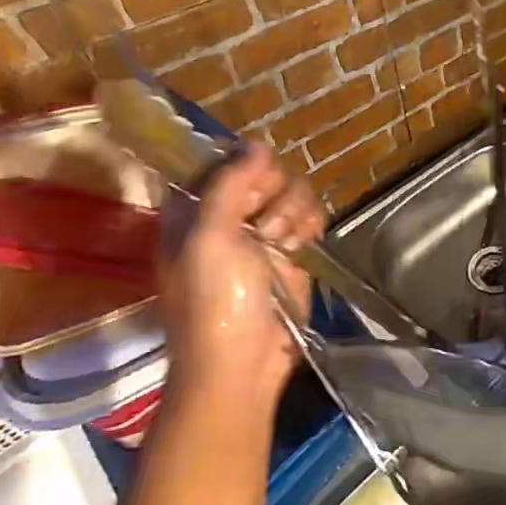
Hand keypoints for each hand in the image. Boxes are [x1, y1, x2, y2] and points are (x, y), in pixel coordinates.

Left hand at [158, 145, 324, 400]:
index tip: (253, 183)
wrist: (244, 361)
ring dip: (293, 213)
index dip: (243, 167)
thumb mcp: (210, 238)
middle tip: (266, 223)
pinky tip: (301, 246)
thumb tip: (256, 143)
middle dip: (274, 193)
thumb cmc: (216, 300)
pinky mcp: (292, 250)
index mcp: (195, 212)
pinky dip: (310, 225)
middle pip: (265, 173)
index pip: (224, 163)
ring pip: (293, 192)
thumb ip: (230, 184)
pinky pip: (310, 215)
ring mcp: (263, 233)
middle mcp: (230, 216)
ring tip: (283, 244)